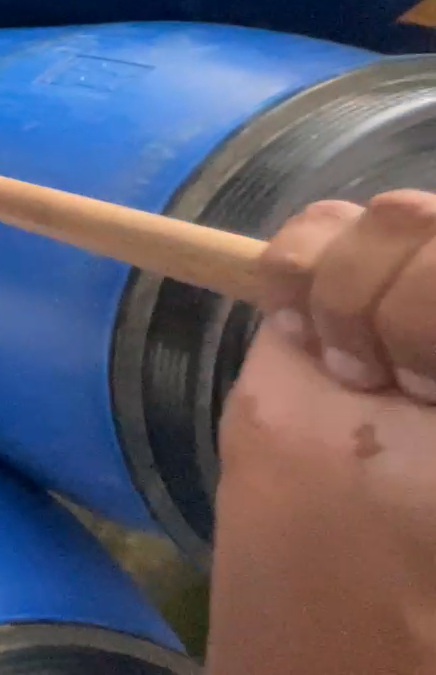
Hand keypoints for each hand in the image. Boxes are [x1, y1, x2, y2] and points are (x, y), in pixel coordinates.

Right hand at [207, 192, 435, 672]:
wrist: (340, 504)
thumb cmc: (431, 484)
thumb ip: (434, 327)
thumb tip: (415, 251)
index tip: (435, 381)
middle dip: (417, 306)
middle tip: (413, 382)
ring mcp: (399, 275)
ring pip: (386, 217)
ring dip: (362, 300)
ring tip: (363, 364)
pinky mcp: (322, 273)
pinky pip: (311, 226)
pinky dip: (299, 273)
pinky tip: (309, 329)